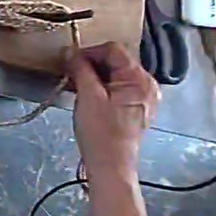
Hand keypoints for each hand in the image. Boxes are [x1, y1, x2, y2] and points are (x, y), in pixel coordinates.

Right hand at [67, 42, 159, 182]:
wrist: (110, 166)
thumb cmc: (100, 131)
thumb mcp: (88, 96)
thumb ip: (81, 69)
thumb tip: (70, 50)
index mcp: (139, 79)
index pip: (113, 50)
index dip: (88, 51)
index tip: (69, 61)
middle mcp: (147, 84)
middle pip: (116, 61)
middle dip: (91, 64)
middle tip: (70, 73)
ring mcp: (144, 97)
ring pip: (116, 74)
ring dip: (94, 75)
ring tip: (75, 84)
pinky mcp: (136, 107)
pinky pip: (118, 87)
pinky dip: (102, 86)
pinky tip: (87, 94)